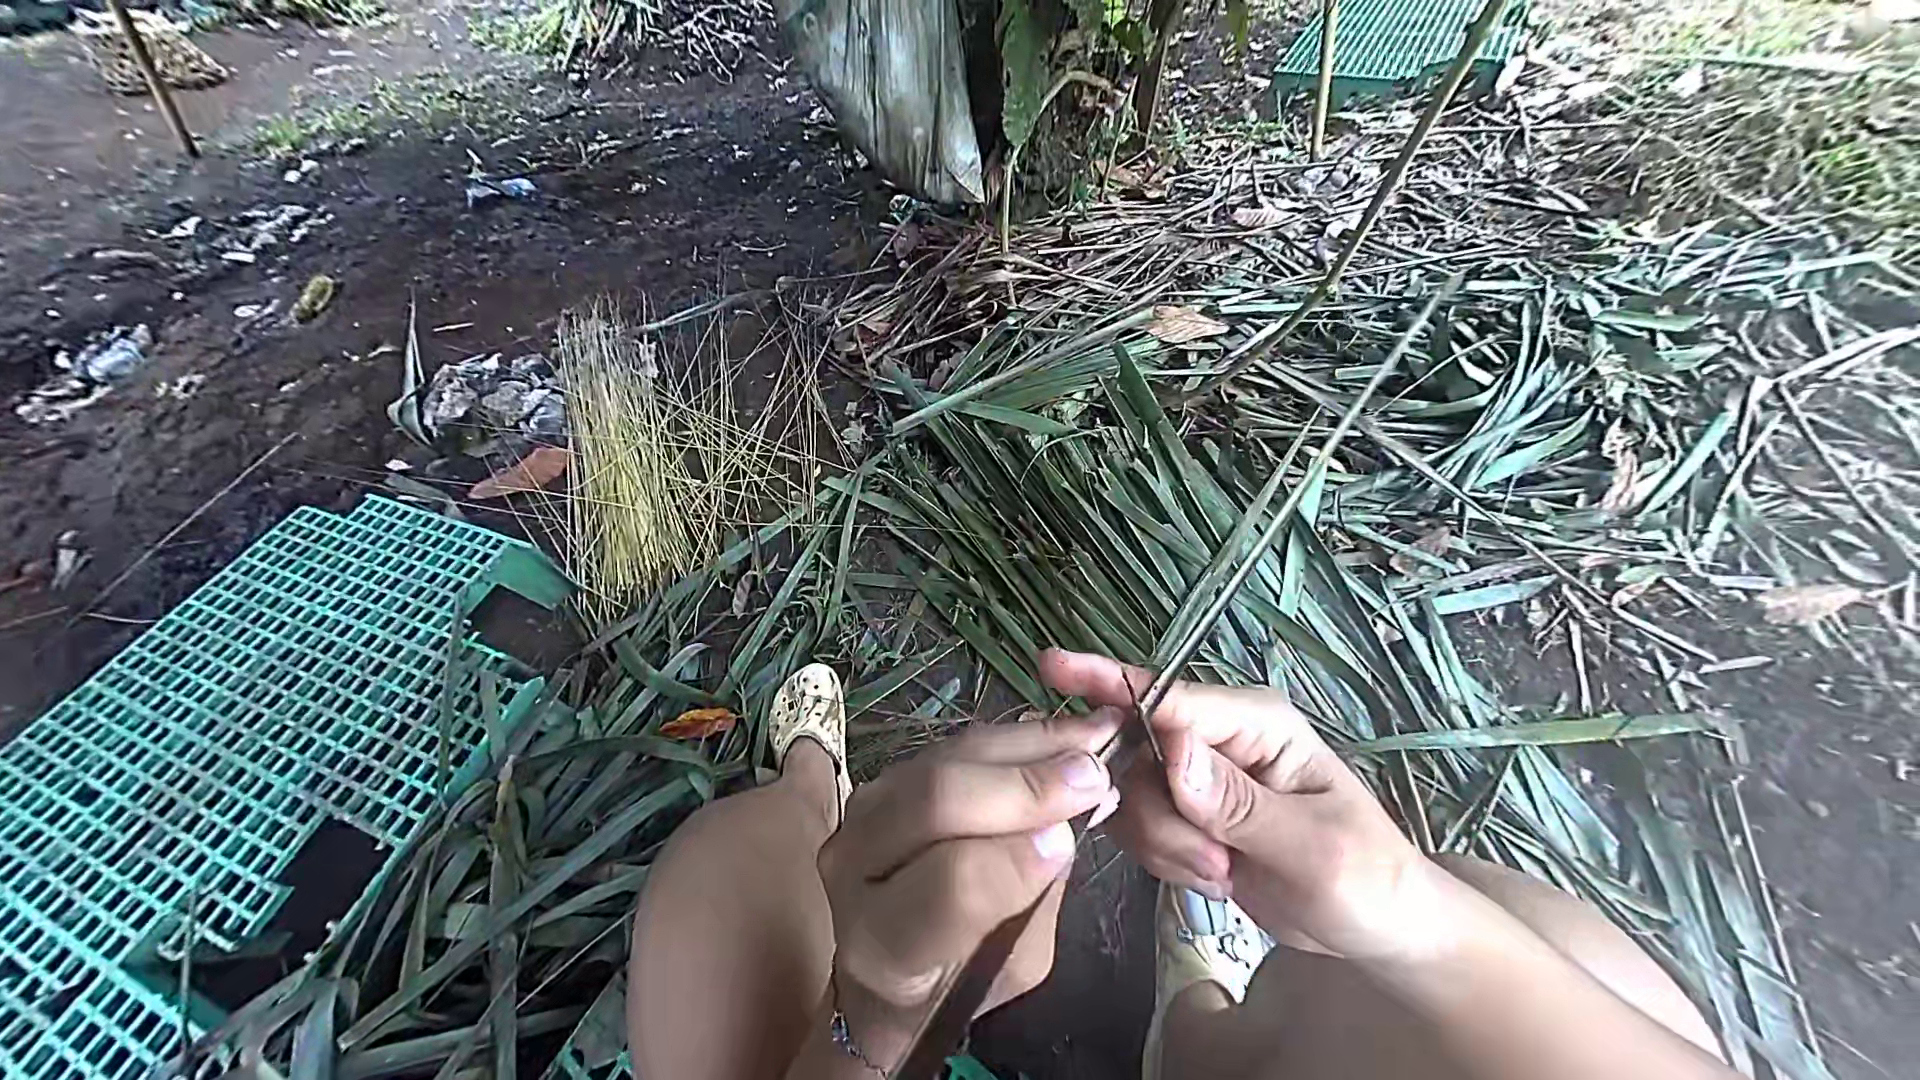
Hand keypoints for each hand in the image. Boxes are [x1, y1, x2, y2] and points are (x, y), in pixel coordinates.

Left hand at [816, 711, 1120, 1063]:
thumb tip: (1066, 824)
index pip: (947, 886)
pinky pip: (956, 744)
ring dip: (1028, 744)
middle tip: (1093, 774)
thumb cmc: (952, 980)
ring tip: (1090, 738)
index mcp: (882, 939)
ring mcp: (865, 806)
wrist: (885, 955)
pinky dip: (1015, 737)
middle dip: (1024, 785)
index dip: (1012, 859)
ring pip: (949, 756)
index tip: (1069, 836)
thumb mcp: (1005, 970)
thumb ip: (1033, 902)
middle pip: (936, 799)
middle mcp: (856, 860)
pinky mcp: (886, 773)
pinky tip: (1060, 734)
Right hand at [1040, 649, 1427, 960]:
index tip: (1052, 665)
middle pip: (1136, 750)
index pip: (1169, 696)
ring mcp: (1188, 771)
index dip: (1108, 681)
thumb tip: (1172, 751)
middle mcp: (1211, 735)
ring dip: (1166, 842)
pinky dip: (1162, 856)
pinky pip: (1133, 822)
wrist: (1369, 928)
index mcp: (1252, 720)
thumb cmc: (1364, 878)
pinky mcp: (1174, 806)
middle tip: (1213, 860)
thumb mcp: (1315, 848)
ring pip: (1129, 793)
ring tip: (1223, 870)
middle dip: (1160, 813)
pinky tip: (1209, 872)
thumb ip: (1238, 801)